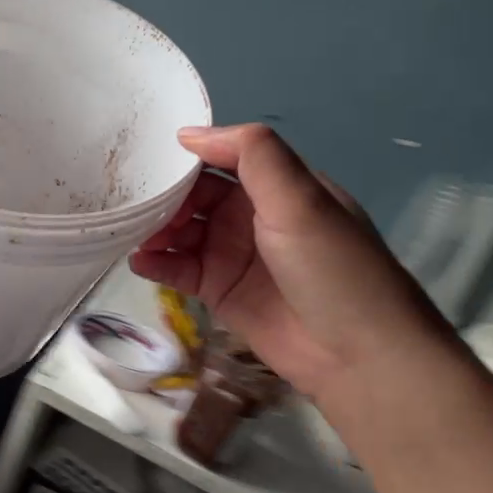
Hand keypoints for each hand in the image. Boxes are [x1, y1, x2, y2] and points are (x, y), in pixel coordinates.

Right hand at [129, 124, 445, 402]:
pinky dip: (152, 261)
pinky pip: (173, 267)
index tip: (143, 157)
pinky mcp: (216, 288)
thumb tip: (187, 134)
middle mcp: (251, 217)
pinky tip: (140, 262)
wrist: (362, 358)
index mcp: (278, 189)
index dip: (183, 158)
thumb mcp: (302, 201)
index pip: (220, 160)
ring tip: (133, 235)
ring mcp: (231, 254)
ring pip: (176, 230)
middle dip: (159, 196)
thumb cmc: (334, 269)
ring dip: (151, 229)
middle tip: (130, 203)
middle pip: (191, 195)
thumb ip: (252, 156)